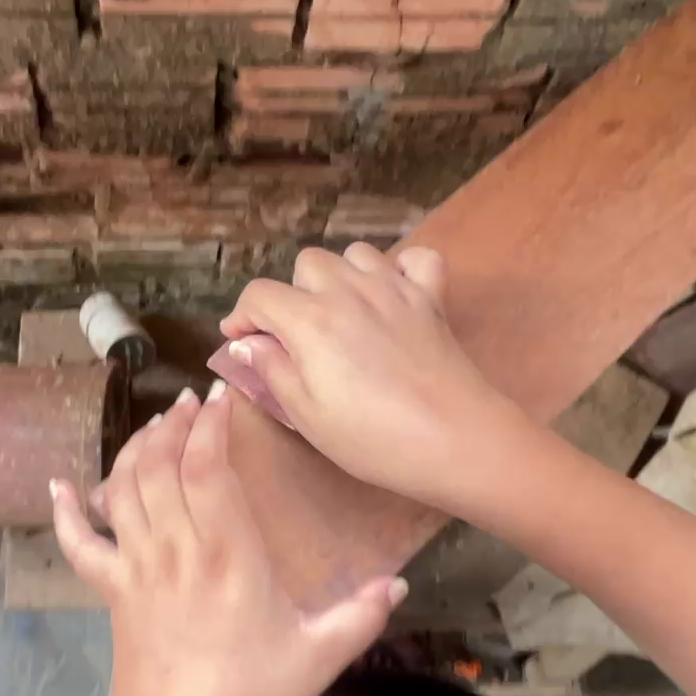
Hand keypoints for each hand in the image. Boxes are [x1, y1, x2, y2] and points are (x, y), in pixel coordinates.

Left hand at [51, 383, 406, 695]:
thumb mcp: (318, 658)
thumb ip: (362, 615)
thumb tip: (402, 583)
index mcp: (227, 555)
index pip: (209, 470)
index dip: (211, 426)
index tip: (222, 396)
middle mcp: (175, 548)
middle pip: (160, 465)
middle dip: (174, 423)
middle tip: (191, 401)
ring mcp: (135, 565)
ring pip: (122, 488)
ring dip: (135, 449)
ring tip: (156, 426)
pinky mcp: (110, 588)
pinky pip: (78, 543)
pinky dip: (66, 511)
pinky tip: (60, 486)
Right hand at [218, 244, 533, 508]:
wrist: (455, 442)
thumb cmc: (372, 438)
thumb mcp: (307, 415)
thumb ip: (271, 369)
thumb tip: (244, 343)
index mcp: (310, 320)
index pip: (259, 295)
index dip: (242, 316)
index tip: (240, 341)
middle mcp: (348, 291)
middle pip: (306, 263)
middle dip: (292, 294)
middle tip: (297, 336)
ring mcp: (394, 288)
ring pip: (354, 253)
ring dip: (340, 276)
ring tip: (342, 312)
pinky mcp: (430, 297)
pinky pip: (416, 258)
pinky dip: (401, 268)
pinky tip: (392, 294)